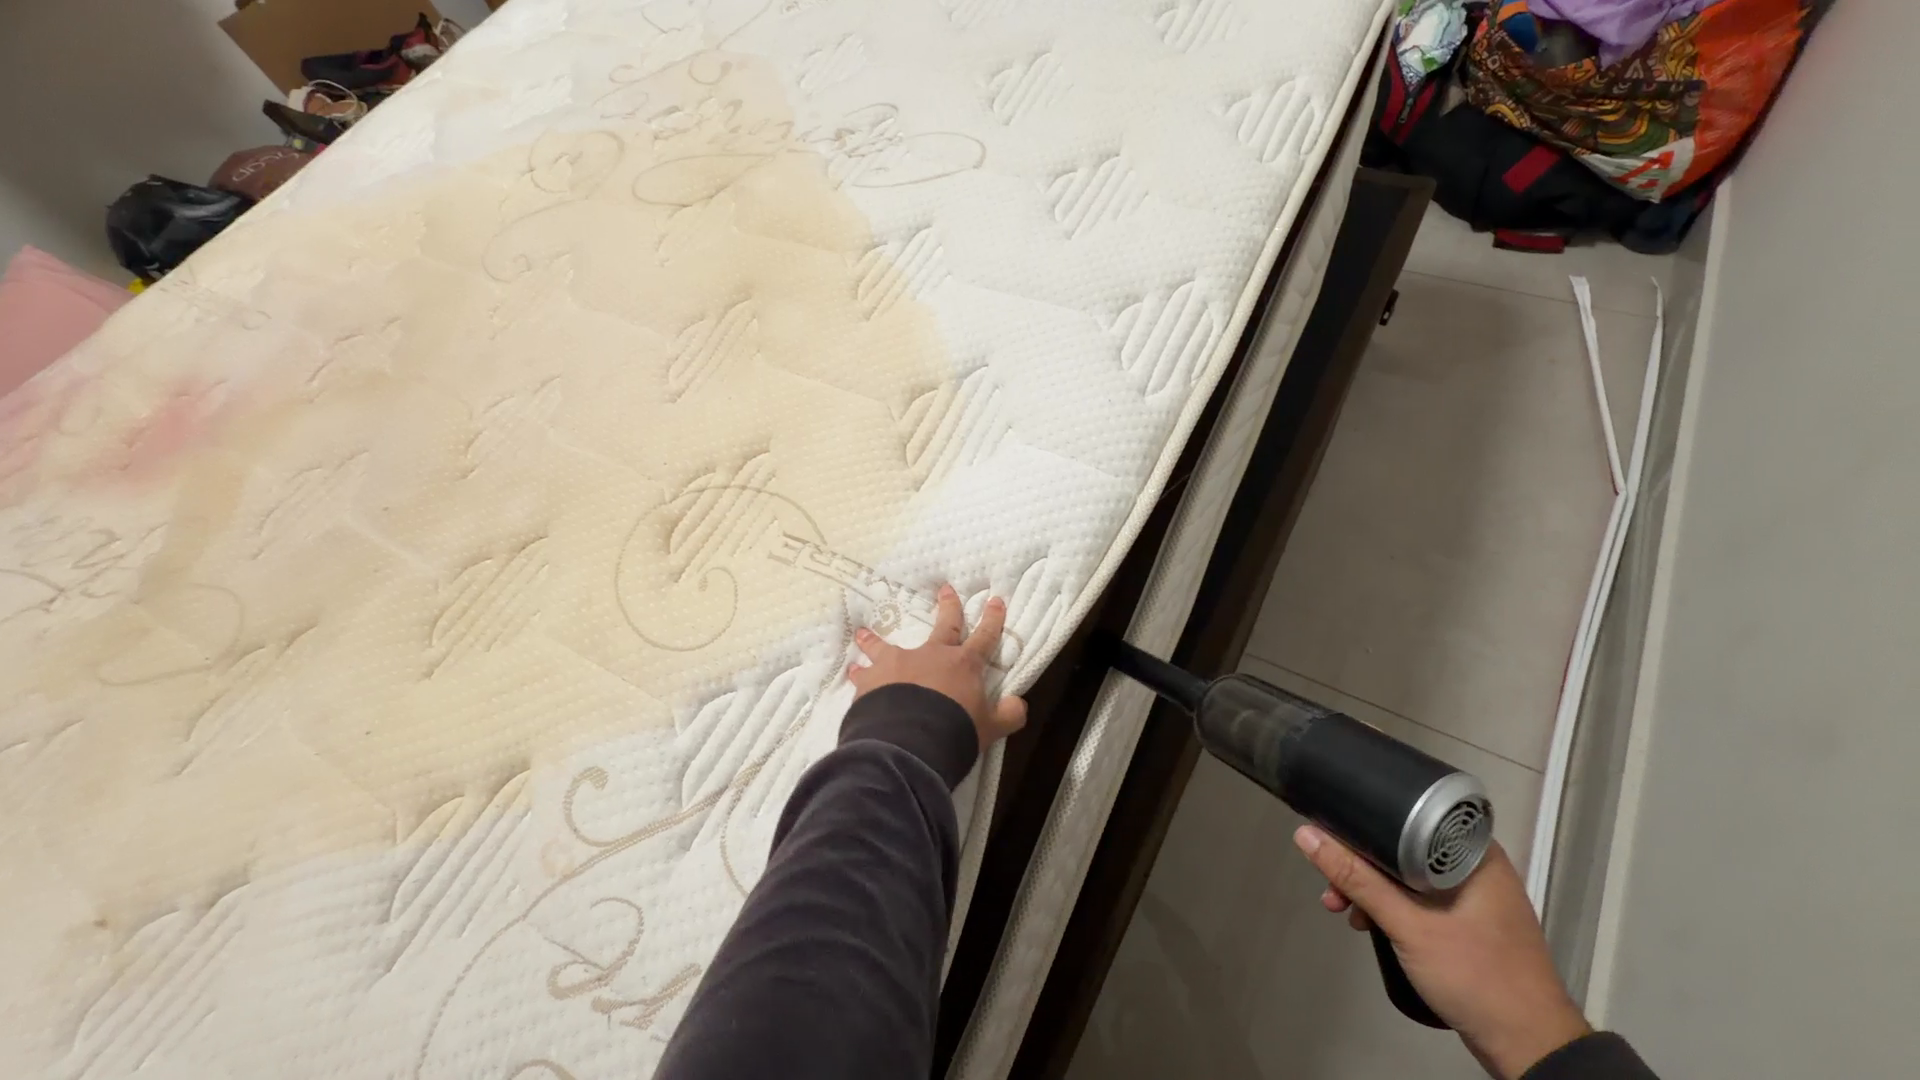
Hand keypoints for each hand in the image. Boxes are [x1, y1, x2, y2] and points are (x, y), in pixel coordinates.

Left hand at [850, 584, 1028, 752]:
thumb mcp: (990, 728)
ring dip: (876, 640)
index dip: (992, 619)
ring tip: (863, 632)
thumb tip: (1019, 704)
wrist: (910, 740)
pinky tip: (852, 671)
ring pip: (886, 646)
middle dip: (947, 607)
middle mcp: (931, 656)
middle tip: (944, 588)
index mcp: (963, 665)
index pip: (984, 638)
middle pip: (943, 626)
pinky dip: (858, 672)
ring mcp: (898, 664)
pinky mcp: (872, 680)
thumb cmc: (955, 730)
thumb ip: (1007, 715)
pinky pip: (863, 673)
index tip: (996, 599)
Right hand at [1294, 828, 1590, 1079]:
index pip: (1407, 817)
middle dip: (1361, 866)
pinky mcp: (1469, 921)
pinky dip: (1393, 907)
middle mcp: (1475, 866)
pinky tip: (1370, 923)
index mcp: (1472, 853)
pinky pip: (1419, 898)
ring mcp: (1475, 896)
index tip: (1330, 843)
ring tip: (1345, 911)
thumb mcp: (1407, 925)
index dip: (1362, 826)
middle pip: (1402, 848)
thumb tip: (1307, 835)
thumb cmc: (1475, 975)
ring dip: (1372, 890)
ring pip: (1407, 876)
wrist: (1529, 1046)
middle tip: (1332, 888)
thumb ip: (1356, 879)